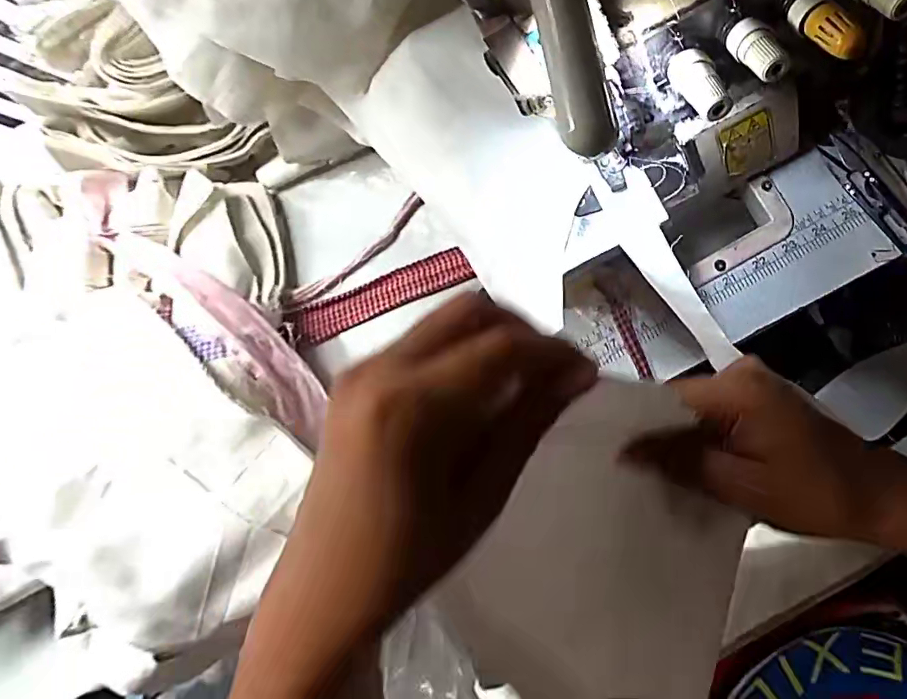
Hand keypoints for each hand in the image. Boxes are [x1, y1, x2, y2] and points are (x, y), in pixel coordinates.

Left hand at [278, 294, 597, 640]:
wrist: (322, 596)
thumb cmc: (408, 559)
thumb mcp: (483, 494)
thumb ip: (530, 421)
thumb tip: (581, 373)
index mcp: (409, 403)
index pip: (500, 345)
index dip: (551, 350)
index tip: (584, 369)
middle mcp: (380, 368)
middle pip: (471, 310)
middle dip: (522, 330)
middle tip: (554, 368)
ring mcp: (362, 367)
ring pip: (447, 317)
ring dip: (493, 335)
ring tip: (524, 377)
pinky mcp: (356, 376)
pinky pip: (424, 337)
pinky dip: (463, 347)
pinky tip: (481, 387)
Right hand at [625, 356, 906, 546]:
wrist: (875, 493)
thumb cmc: (813, 494)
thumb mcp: (743, 487)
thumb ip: (684, 463)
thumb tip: (627, 451)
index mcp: (737, 386)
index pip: (668, 397)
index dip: (637, 425)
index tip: (606, 453)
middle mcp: (740, 371)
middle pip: (681, 400)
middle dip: (657, 434)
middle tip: (624, 469)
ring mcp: (752, 382)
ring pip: (697, 408)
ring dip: (679, 438)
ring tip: (650, 471)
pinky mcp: (760, 397)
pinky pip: (717, 412)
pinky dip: (702, 436)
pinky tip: (689, 464)